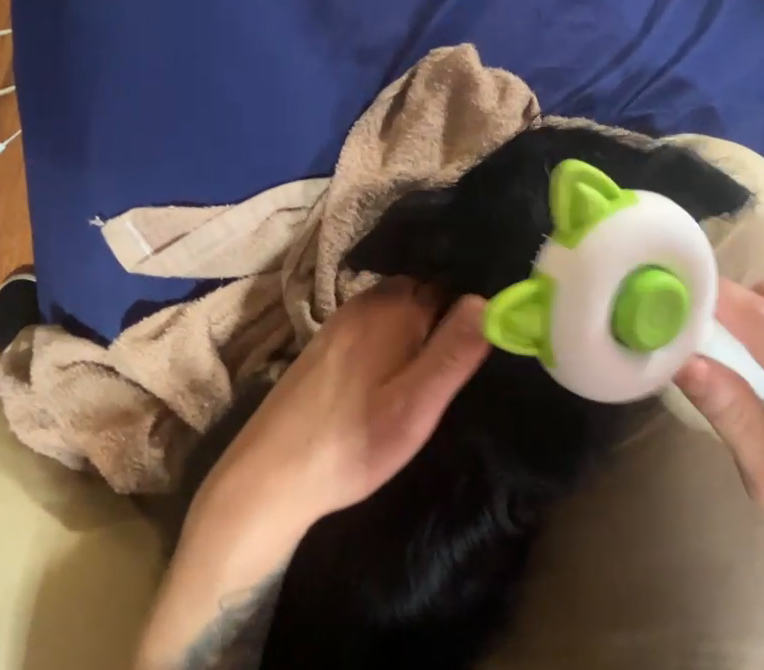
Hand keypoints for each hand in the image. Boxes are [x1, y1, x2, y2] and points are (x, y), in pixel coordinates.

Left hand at [137, 280, 489, 669]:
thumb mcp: (416, 406)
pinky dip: (393, 338)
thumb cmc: (352, 444)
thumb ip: (455, 352)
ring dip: (419, 327)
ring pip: (397, 309)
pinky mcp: (325, 346)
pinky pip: (374, 325)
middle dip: (446, 314)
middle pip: (422, 292)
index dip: (473, 306)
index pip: (450, 284)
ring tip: (439, 363)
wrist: (267, 479)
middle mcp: (365, 303)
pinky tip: (396, 371)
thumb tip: (488, 299)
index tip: (496, 330)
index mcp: (393, 309)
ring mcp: (340, 323)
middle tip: (468, 354)